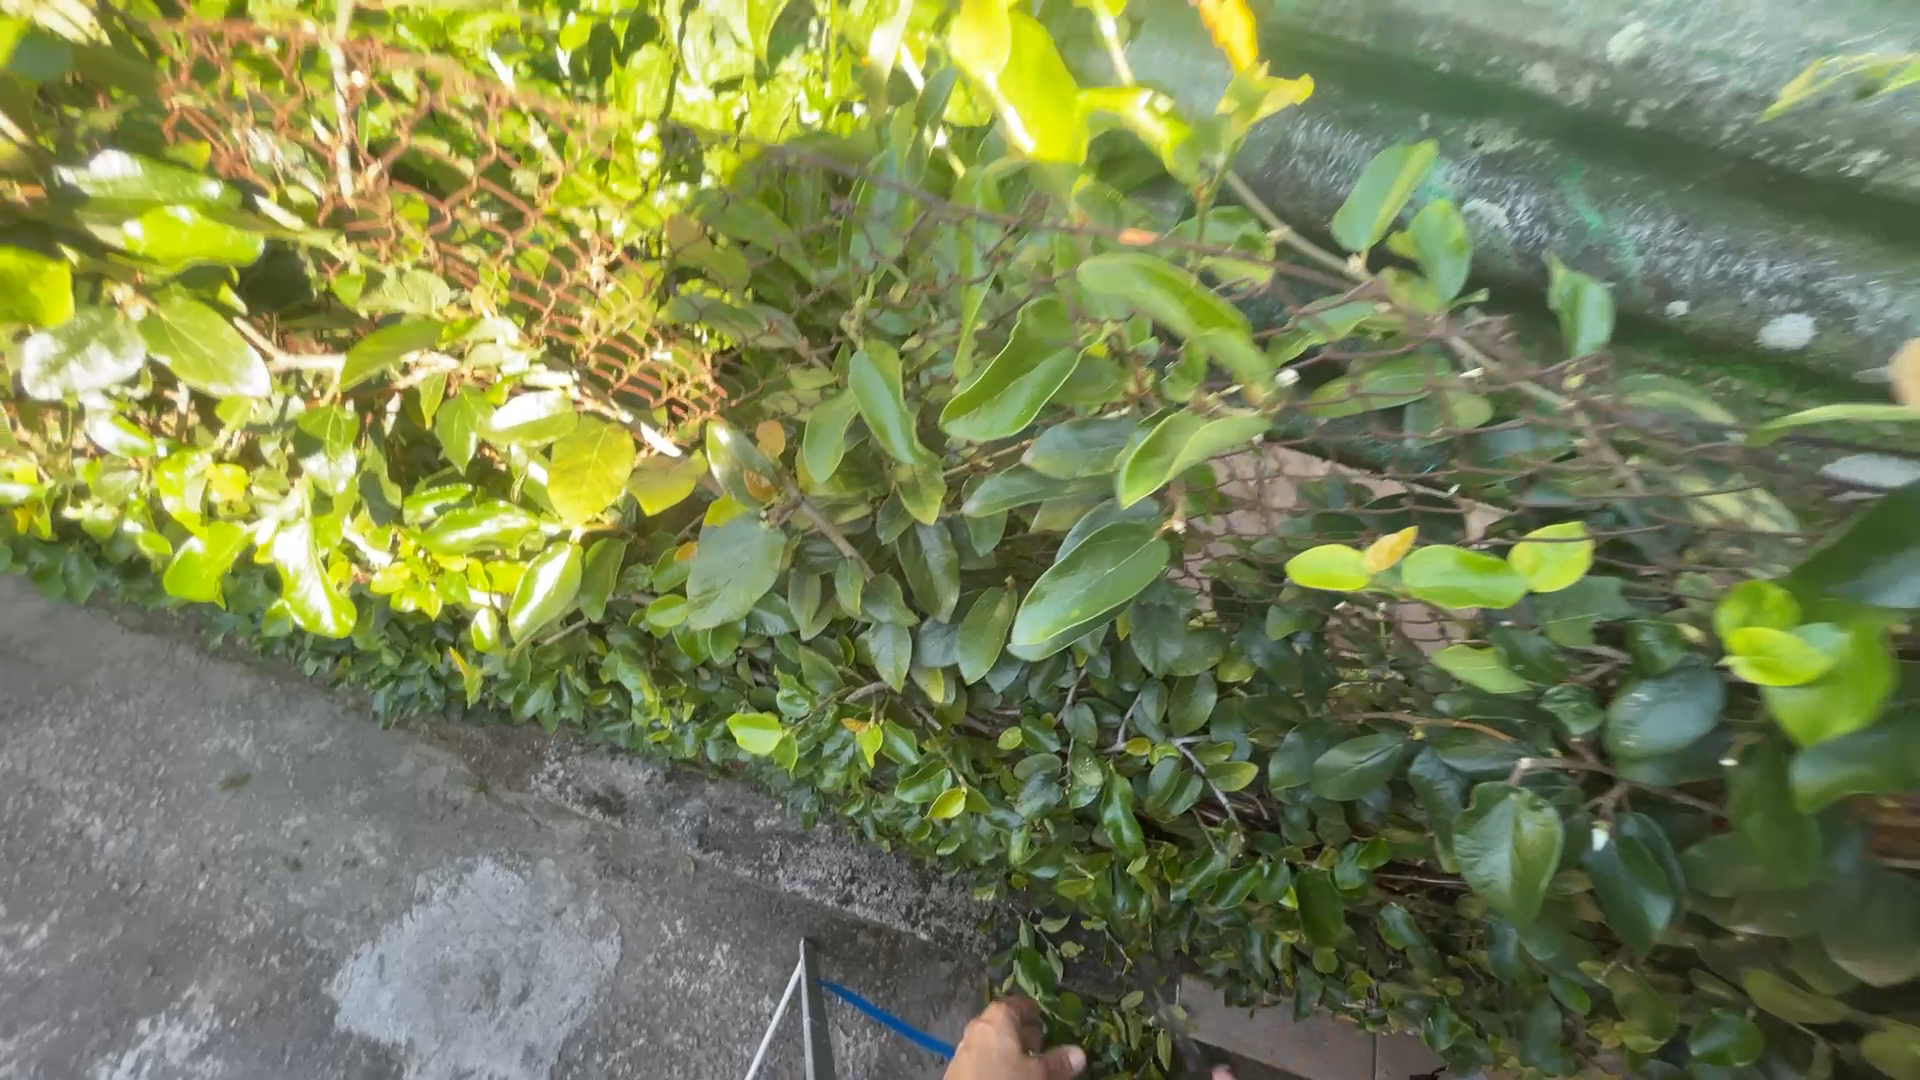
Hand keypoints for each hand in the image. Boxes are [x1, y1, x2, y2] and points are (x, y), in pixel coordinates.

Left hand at [943, 998, 1085, 1079]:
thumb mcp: (1037, 1075)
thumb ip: (1058, 1062)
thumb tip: (1079, 1053)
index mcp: (999, 1015)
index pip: (1022, 1004)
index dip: (1037, 1015)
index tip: (1049, 1027)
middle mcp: (980, 1023)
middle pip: (1007, 1023)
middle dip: (1025, 1035)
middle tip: (1041, 1051)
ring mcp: (966, 1044)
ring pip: (995, 1041)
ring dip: (1011, 1051)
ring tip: (1026, 1068)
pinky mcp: (959, 1065)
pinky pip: (983, 1056)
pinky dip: (996, 1061)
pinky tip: (1006, 1076)